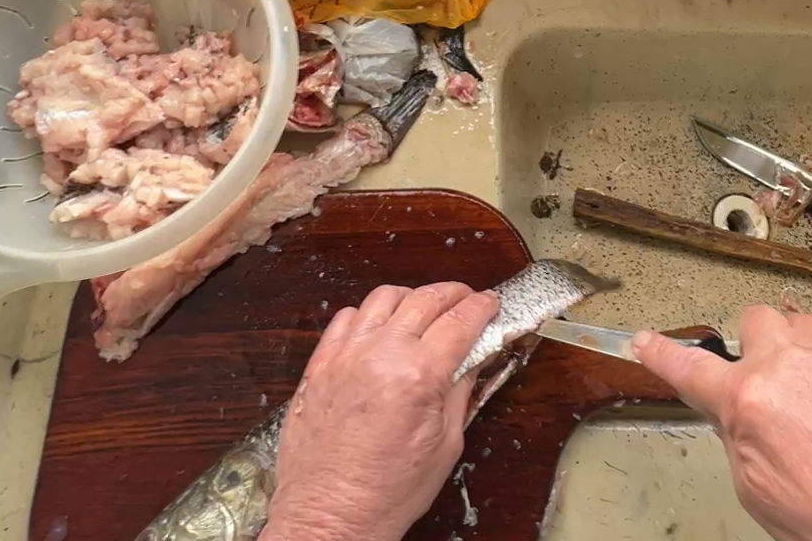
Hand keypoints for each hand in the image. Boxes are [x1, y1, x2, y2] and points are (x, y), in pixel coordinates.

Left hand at [263, 282, 499, 540]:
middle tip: (466, 300)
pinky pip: (347, 317)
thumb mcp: (446, 446)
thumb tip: (475, 355)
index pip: (461, 320)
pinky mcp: (320, 363)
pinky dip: (369, 314)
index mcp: (419, 376)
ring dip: (412, 297)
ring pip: (385, 296)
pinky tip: (380, 329)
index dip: (482, 306)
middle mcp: (382, 354)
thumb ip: (461, 391)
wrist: (327, 520)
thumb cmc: (387, 494)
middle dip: (454, 293)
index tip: (491, 303)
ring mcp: (347, 355)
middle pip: (426, 298)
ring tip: (424, 310)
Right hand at [635, 307, 811, 540]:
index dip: (661, 353)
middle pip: (757, 320)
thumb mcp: (762, 493)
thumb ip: (741, 437)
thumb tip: (740, 413)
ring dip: (806, 353)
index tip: (645, 340)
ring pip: (805, 327)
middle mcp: (786, 365)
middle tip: (776, 381)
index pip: (688, 368)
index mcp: (748, 402)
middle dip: (761, 345)